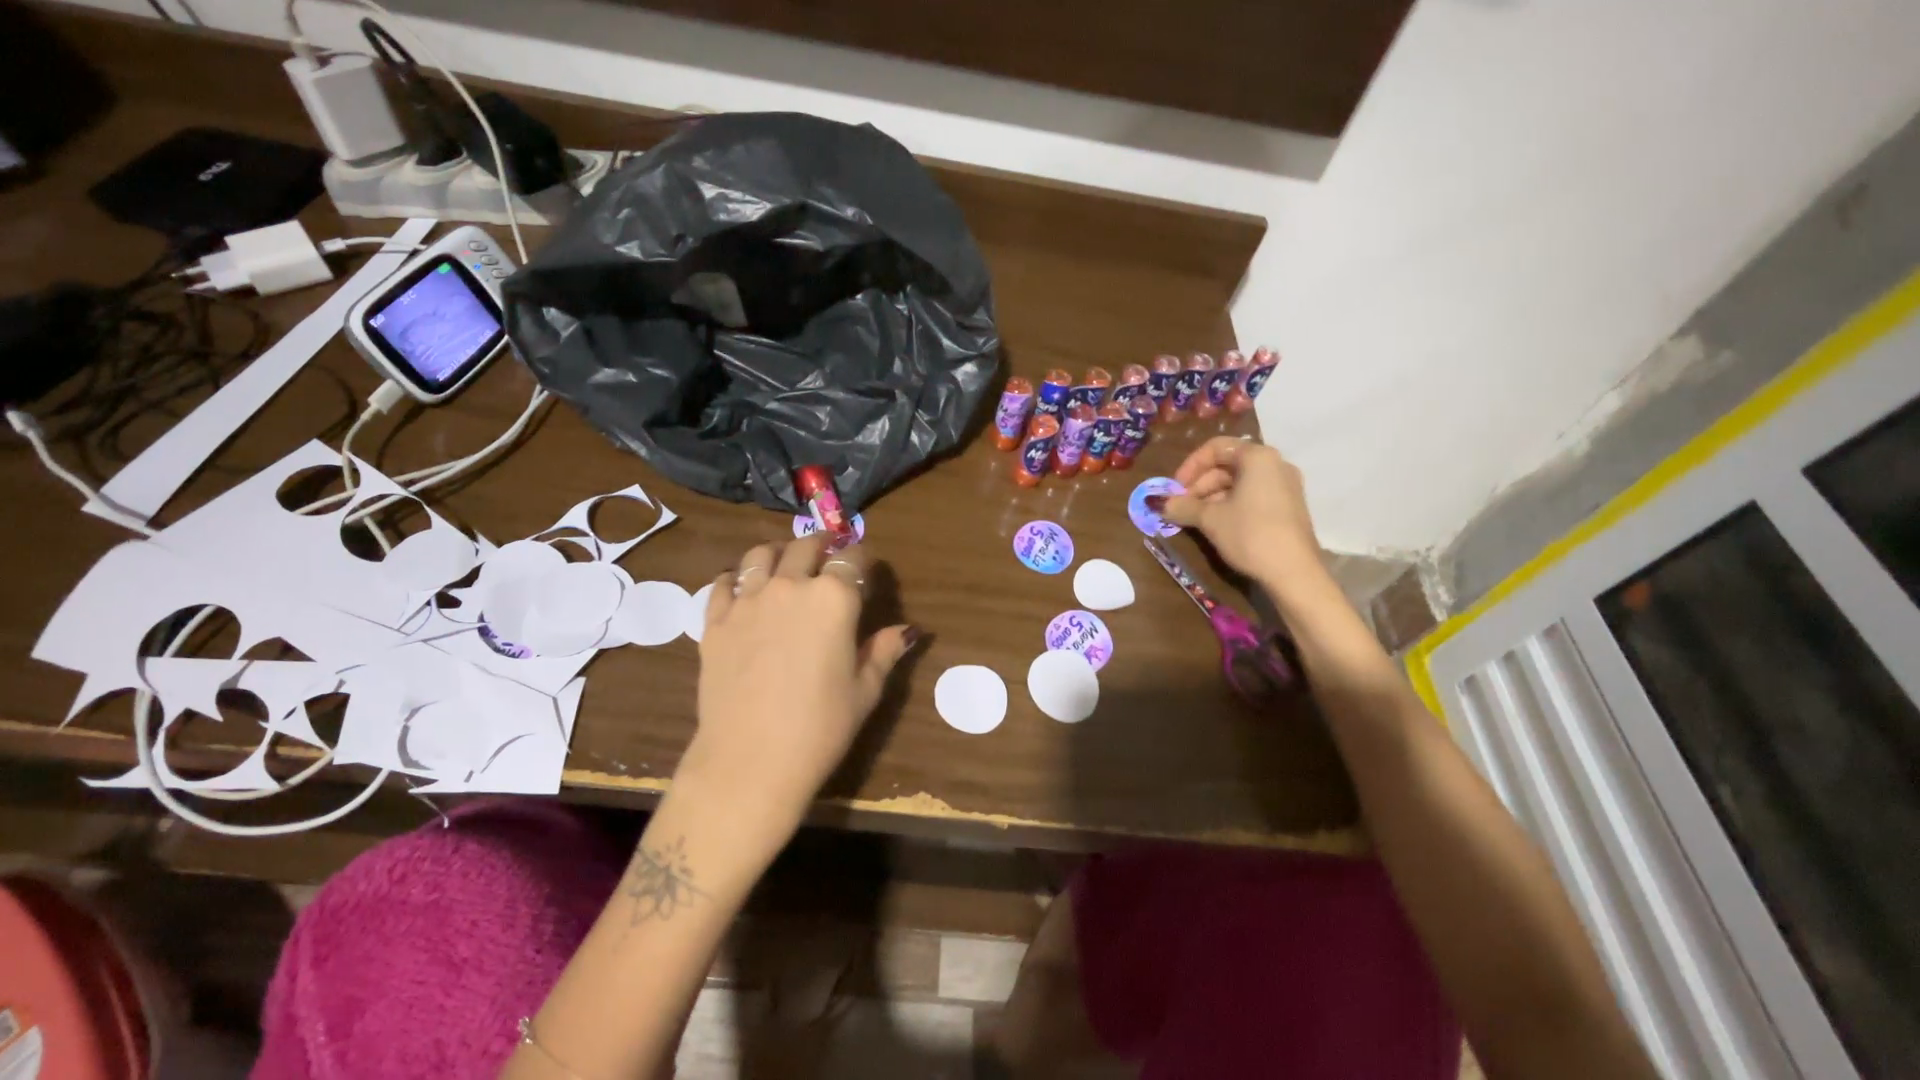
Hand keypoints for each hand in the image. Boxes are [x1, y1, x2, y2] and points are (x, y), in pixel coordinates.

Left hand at [681, 534, 917, 830]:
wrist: (750, 759)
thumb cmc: (820, 728)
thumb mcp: (864, 692)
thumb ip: (883, 652)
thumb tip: (907, 630)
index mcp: (834, 599)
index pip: (852, 559)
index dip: (861, 559)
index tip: (865, 567)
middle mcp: (790, 586)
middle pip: (804, 547)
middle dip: (821, 547)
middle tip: (827, 555)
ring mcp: (747, 601)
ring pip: (760, 555)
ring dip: (776, 553)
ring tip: (782, 562)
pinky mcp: (715, 622)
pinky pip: (722, 584)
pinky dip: (735, 579)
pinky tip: (740, 589)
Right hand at [1151, 438, 1325, 594]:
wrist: (1294, 572)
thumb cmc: (1250, 534)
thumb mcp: (1210, 519)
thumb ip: (1183, 506)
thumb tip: (1157, 504)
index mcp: (1258, 457)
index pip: (1216, 448)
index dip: (1190, 466)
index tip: (1175, 489)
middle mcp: (1275, 464)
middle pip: (1228, 465)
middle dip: (1200, 484)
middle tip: (1181, 507)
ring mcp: (1286, 486)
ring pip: (1240, 482)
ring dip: (1213, 497)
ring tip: (1195, 519)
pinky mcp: (1289, 506)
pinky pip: (1254, 495)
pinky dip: (1231, 504)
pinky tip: (1217, 525)